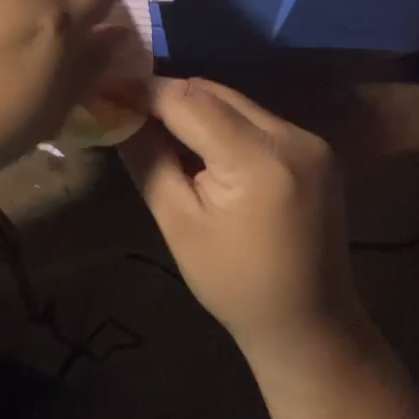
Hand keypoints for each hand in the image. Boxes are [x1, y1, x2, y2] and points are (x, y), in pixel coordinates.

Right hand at [119, 78, 362, 349]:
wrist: (310, 327)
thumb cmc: (234, 282)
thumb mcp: (177, 222)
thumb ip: (147, 157)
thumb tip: (115, 112)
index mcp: (259, 162)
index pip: (187, 100)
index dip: (141, 91)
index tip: (104, 92)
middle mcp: (293, 139)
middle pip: (211, 92)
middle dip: (164, 96)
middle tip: (124, 109)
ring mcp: (310, 141)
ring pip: (231, 100)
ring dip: (190, 106)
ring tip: (154, 126)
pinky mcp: (314, 149)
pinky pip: (252, 116)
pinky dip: (217, 120)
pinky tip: (196, 143)